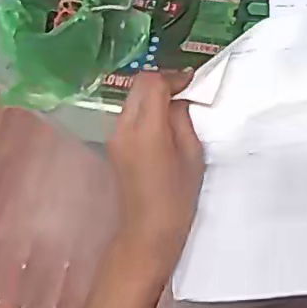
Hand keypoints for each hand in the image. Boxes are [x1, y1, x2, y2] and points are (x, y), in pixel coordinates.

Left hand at [107, 71, 205, 263]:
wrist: (148, 230)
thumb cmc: (177, 197)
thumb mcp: (192, 154)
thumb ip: (183, 120)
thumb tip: (178, 101)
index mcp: (146, 129)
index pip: (153, 83)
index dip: (173, 77)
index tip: (192, 81)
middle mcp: (124, 127)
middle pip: (138, 85)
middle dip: (161, 81)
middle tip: (185, 88)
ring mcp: (115, 136)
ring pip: (132, 98)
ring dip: (152, 94)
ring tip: (176, 103)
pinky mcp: (114, 144)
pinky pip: (129, 114)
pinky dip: (145, 109)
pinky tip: (163, 120)